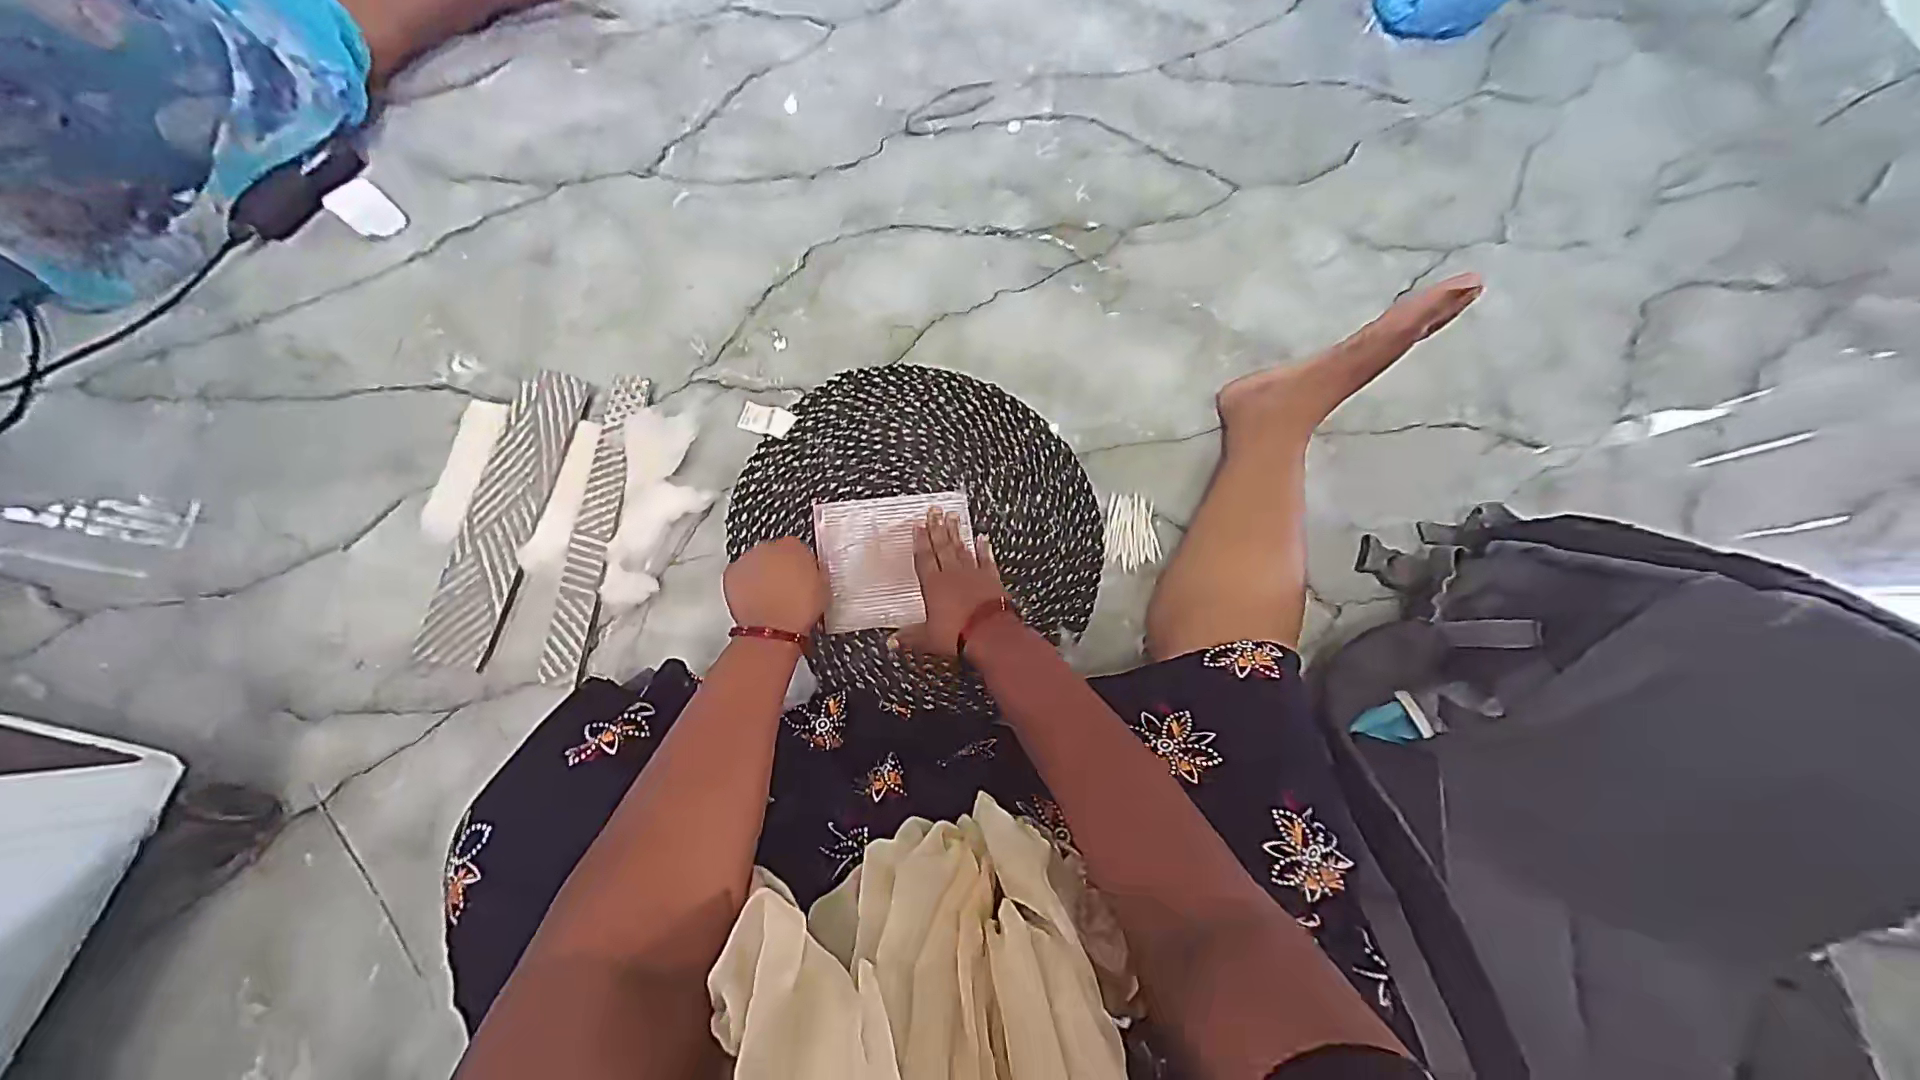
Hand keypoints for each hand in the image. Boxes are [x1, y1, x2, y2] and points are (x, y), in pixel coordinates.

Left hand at [724, 538, 827, 636]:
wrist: (774, 629)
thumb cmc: (799, 610)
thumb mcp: (823, 587)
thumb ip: (816, 571)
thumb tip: (813, 572)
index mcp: (794, 546)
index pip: (796, 547)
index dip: (798, 564)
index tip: (799, 577)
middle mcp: (769, 547)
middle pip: (772, 553)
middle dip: (777, 567)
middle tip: (784, 589)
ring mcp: (748, 559)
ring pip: (754, 563)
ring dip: (760, 575)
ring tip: (769, 597)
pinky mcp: (731, 573)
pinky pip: (739, 575)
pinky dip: (744, 585)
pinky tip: (754, 600)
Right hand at [894, 507, 1009, 656]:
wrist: (990, 634)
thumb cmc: (956, 635)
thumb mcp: (928, 639)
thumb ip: (910, 637)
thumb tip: (891, 642)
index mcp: (934, 585)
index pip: (924, 558)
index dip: (920, 541)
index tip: (918, 525)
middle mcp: (952, 574)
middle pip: (942, 546)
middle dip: (937, 527)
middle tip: (934, 510)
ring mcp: (973, 574)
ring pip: (962, 548)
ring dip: (957, 533)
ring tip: (953, 517)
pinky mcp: (992, 580)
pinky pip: (986, 560)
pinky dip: (984, 549)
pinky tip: (983, 538)